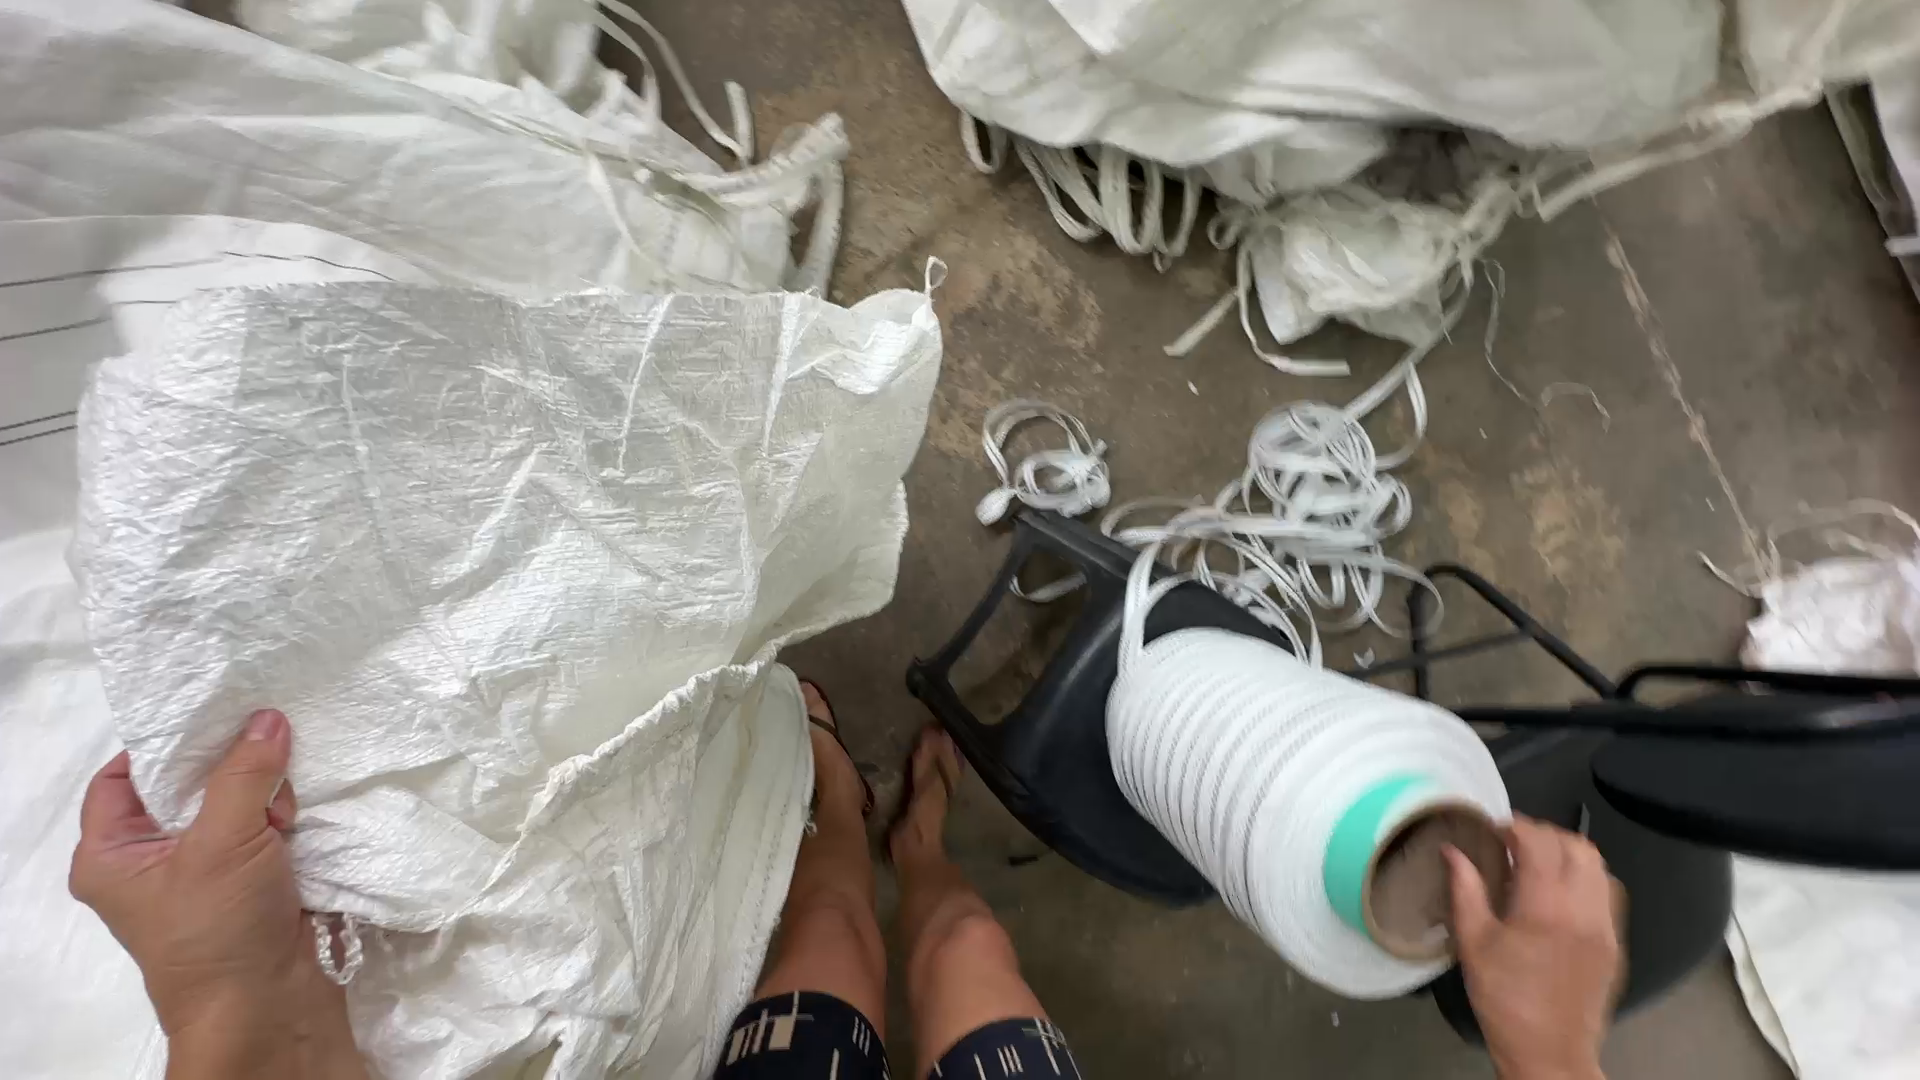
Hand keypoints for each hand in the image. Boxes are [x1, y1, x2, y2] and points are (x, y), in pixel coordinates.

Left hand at [69, 710, 367, 1079]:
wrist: (267, 995)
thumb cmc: (217, 924)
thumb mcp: (223, 842)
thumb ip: (244, 775)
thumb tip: (268, 717)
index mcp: (114, 853)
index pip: (124, 778)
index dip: (166, 744)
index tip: (220, 713)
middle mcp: (157, 855)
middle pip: (193, 783)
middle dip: (236, 769)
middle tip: (266, 774)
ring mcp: (210, 865)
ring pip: (240, 800)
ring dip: (272, 794)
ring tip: (287, 814)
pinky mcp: (256, 873)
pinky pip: (271, 823)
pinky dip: (291, 812)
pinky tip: (305, 815)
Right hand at [1445, 817, 1622, 1079]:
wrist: (1549, 1051)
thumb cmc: (1502, 995)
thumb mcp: (1471, 940)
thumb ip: (1464, 888)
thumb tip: (1452, 850)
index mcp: (1546, 910)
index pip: (1540, 844)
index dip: (1514, 827)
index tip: (1491, 829)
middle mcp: (1585, 913)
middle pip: (1577, 848)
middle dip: (1543, 833)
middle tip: (1512, 840)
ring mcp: (1607, 930)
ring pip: (1599, 867)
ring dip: (1567, 852)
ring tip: (1536, 859)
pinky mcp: (1616, 945)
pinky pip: (1609, 893)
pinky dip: (1585, 876)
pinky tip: (1558, 887)